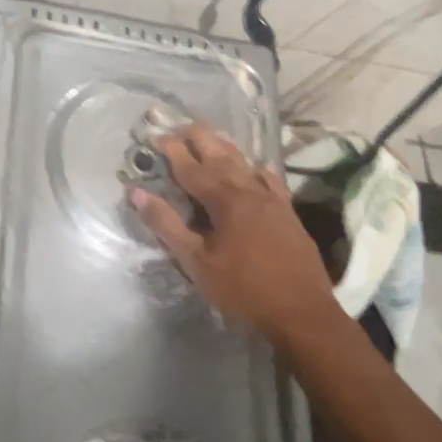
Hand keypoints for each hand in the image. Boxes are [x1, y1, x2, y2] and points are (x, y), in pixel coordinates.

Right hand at [129, 123, 337, 343]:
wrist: (303, 315)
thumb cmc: (243, 290)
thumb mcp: (196, 262)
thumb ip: (166, 225)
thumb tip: (137, 193)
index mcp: (224, 201)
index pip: (191, 168)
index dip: (173, 151)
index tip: (156, 136)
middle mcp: (249, 192)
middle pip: (220, 156)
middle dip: (199, 139)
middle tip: (181, 126)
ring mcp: (273, 202)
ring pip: (245, 165)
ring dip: (225, 149)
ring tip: (211, 138)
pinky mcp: (289, 215)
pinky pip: (271, 182)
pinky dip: (257, 171)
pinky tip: (255, 170)